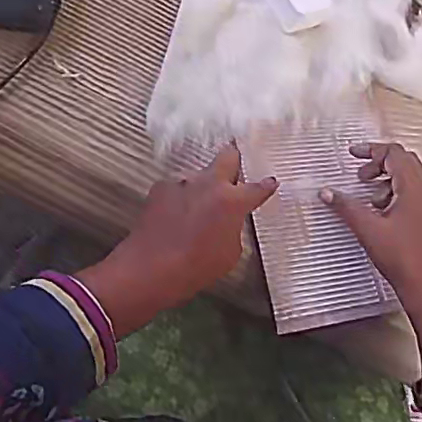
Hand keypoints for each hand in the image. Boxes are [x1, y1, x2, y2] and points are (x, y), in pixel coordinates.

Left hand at [77, 144, 276, 336]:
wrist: (151, 266)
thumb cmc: (197, 266)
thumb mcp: (230, 252)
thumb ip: (234, 226)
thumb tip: (228, 218)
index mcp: (232, 200)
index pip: (258, 187)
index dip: (266, 186)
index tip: (270, 182)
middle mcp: (209, 183)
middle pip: (228, 155)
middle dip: (235, 158)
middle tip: (236, 167)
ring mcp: (182, 181)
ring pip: (199, 174)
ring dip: (202, 185)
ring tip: (196, 207)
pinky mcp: (160, 186)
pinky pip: (177, 187)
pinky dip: (180, 197)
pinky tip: (175, 214)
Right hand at [321, 142, 421, 303]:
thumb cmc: (409, 261)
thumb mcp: (368, 229)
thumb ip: (346, 207)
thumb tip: (329, 193)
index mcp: (415, 189)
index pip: (395, 154)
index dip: (372, 150)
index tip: (354, 154)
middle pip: (404, 162)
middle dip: (379, 163)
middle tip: (360, 173)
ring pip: (409, 179)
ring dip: (386, 180)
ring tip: (368, 197)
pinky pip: (413, 196)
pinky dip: (394, 194)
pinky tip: (380, 214)